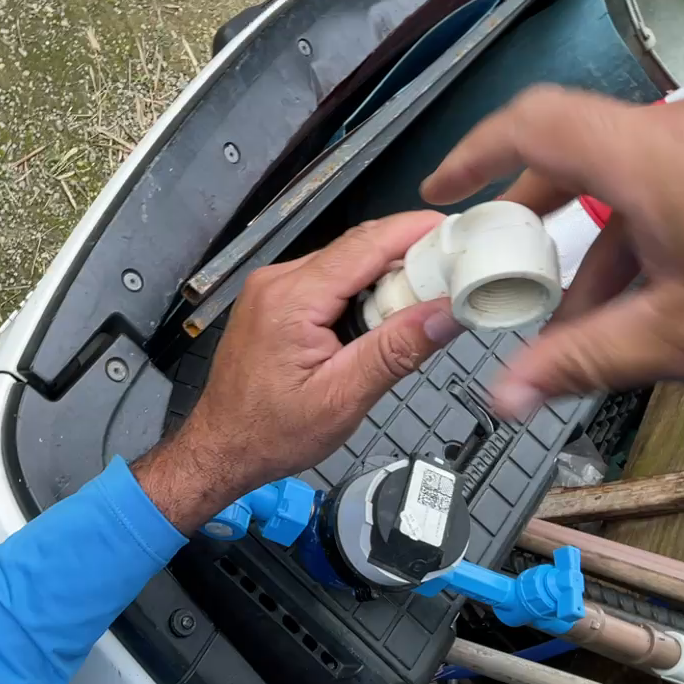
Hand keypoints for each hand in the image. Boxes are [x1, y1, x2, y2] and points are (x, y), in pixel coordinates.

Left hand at [135, 213, 465, 533]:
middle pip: (357, 250)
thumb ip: (396, 351)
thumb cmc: (270, 434)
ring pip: (343, 266)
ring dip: (382, 284)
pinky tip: (375, 325)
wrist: (221, 450)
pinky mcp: (272, 304)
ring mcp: (270, 290)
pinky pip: (325, 284)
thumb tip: (448, 313)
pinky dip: (357, 297)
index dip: (419, 233)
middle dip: (407, 262)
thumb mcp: (343, 398)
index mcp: (291, 299)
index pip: (367, 244)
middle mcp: (276, 282)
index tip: (463, 234)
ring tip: (417, 313)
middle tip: (452, 285)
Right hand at [421, 82, 683, 416]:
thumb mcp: (682, 338)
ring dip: (612, 255)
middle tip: (519, 288)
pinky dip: (666, 239)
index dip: (473, 155)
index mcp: (653, 156)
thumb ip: (578, 364)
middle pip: (587, 165)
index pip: (533, 126)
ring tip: (611, 330)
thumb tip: (502, 398)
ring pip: (648, 189)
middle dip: (543, 233)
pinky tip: (683, 299)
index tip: (441, 192)